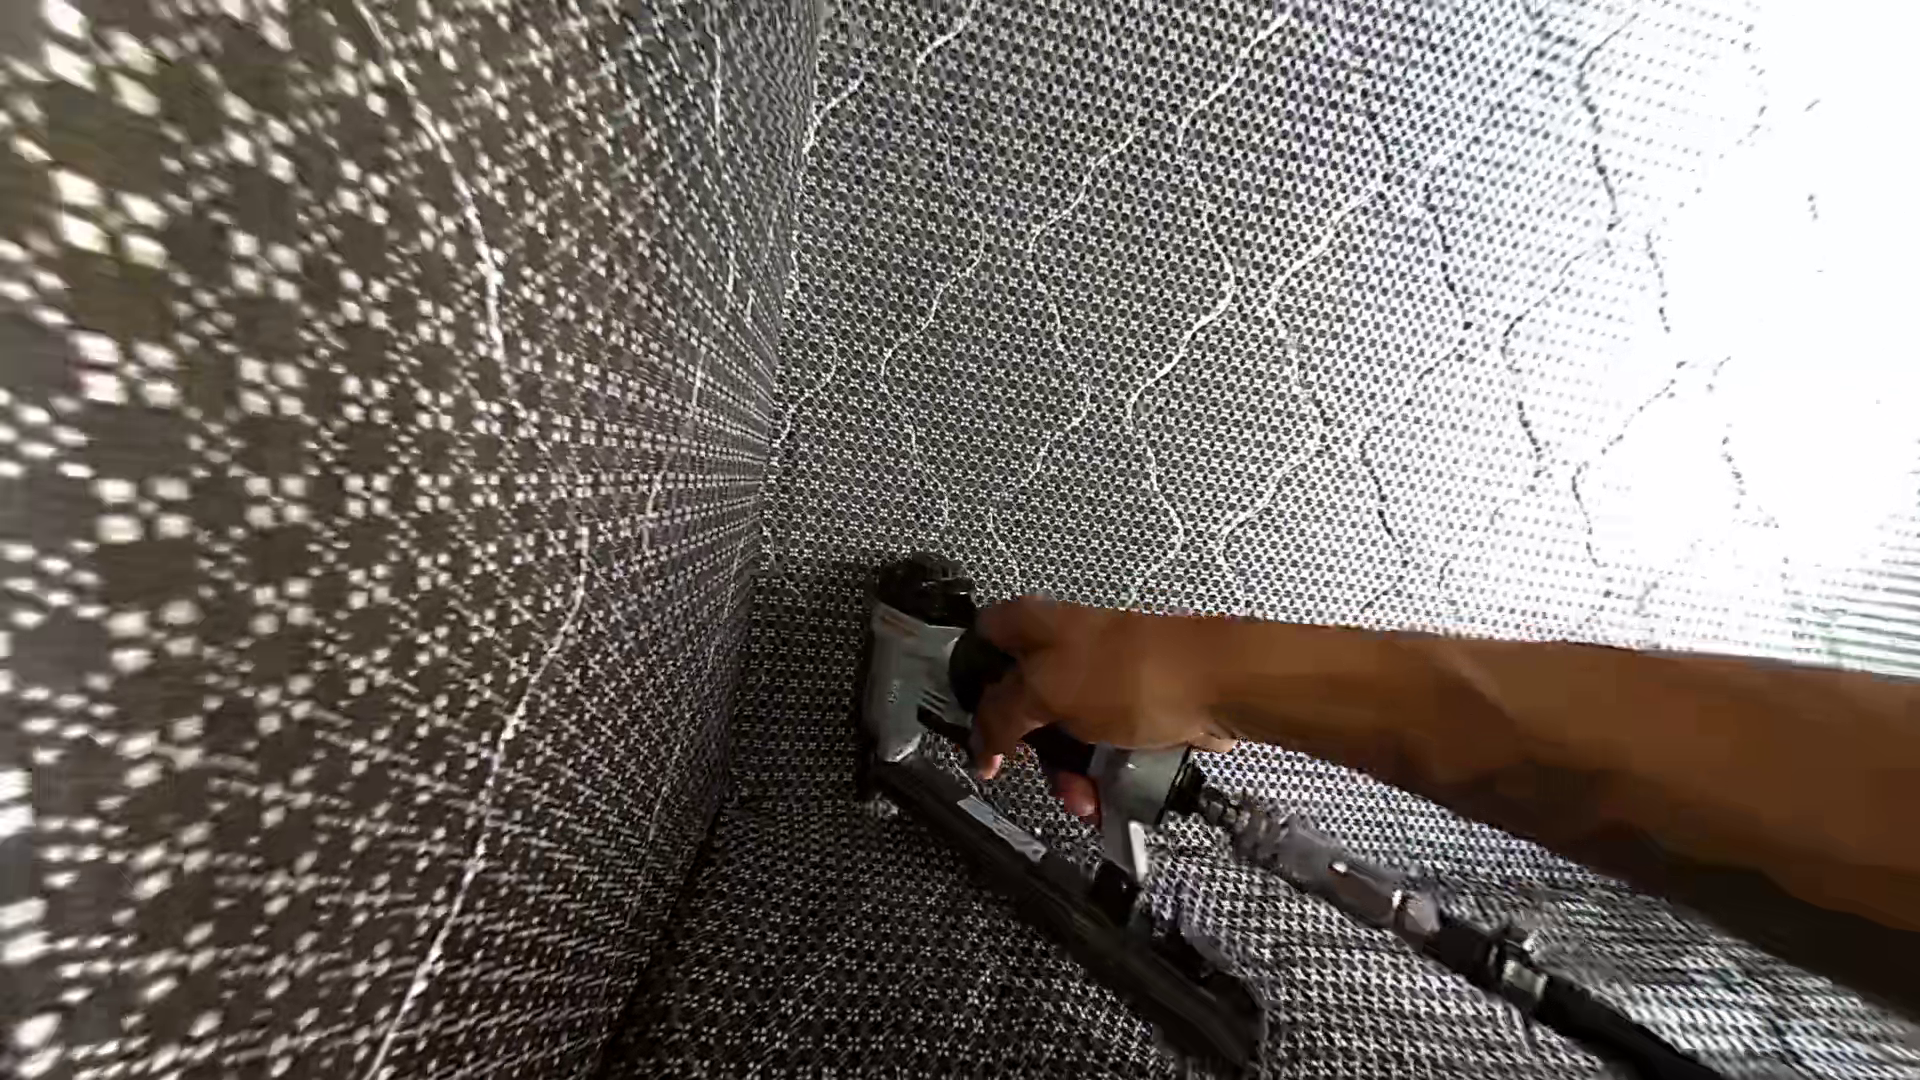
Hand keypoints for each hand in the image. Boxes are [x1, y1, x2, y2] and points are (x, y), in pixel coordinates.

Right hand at [970, 597, 1237, 820]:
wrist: (1212, 684)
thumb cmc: (1122, 676)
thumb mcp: (1046, 690)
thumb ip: (1000, 716)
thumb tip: (978, 746)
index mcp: (1029, 625)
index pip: (978, 646)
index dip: (969, 684)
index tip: (971, 725)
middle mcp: (1055, 648)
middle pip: (1015, 699)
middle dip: (1024, 745)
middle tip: (1028, 770)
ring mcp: (1089, 679)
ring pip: (1054, 730)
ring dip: (1061, 770)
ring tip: (1079, 797)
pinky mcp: (1118, 708)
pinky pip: (1090, 745)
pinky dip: (1091, 772)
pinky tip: (1098, 797)